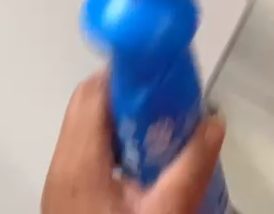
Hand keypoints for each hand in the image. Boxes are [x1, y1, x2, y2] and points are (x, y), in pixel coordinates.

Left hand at [43, 73, 226, 213]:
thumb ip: (190, 166)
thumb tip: (214, 121)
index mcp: (78, 162)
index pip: (92, 92)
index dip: (126, 75)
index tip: (161, 74)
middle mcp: (61, 165)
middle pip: (87, 105)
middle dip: (127, 94)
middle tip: (168, 101)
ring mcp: (59, 183)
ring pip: (85, 127)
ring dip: (120, 118)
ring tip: (161, 128)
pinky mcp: (65, 199)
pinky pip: (85, 151)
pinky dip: (112, 143)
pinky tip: (143, 162)